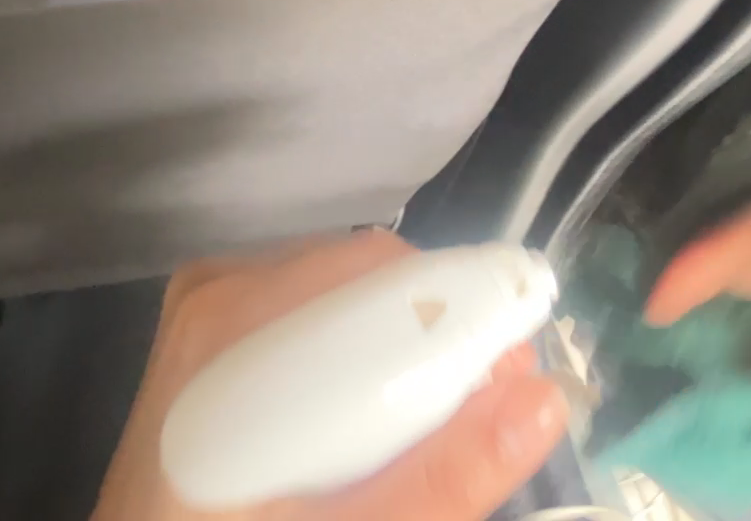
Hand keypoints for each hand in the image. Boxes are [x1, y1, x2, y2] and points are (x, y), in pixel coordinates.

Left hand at [91, 230, 569, 520]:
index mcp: (230, 317)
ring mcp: (208, 299)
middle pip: (360, 274)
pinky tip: (369, 401)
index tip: (508, 368)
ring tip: (431, 410)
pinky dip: (355, 342)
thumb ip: (439, 480)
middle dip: (433, 330)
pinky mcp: (209, 319)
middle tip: (480, 402)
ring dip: (398, 337)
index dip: (457, 308)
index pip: (375, 269)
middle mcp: (217, 287)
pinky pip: (309, 304)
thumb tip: (542, 398)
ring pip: (340, 286)